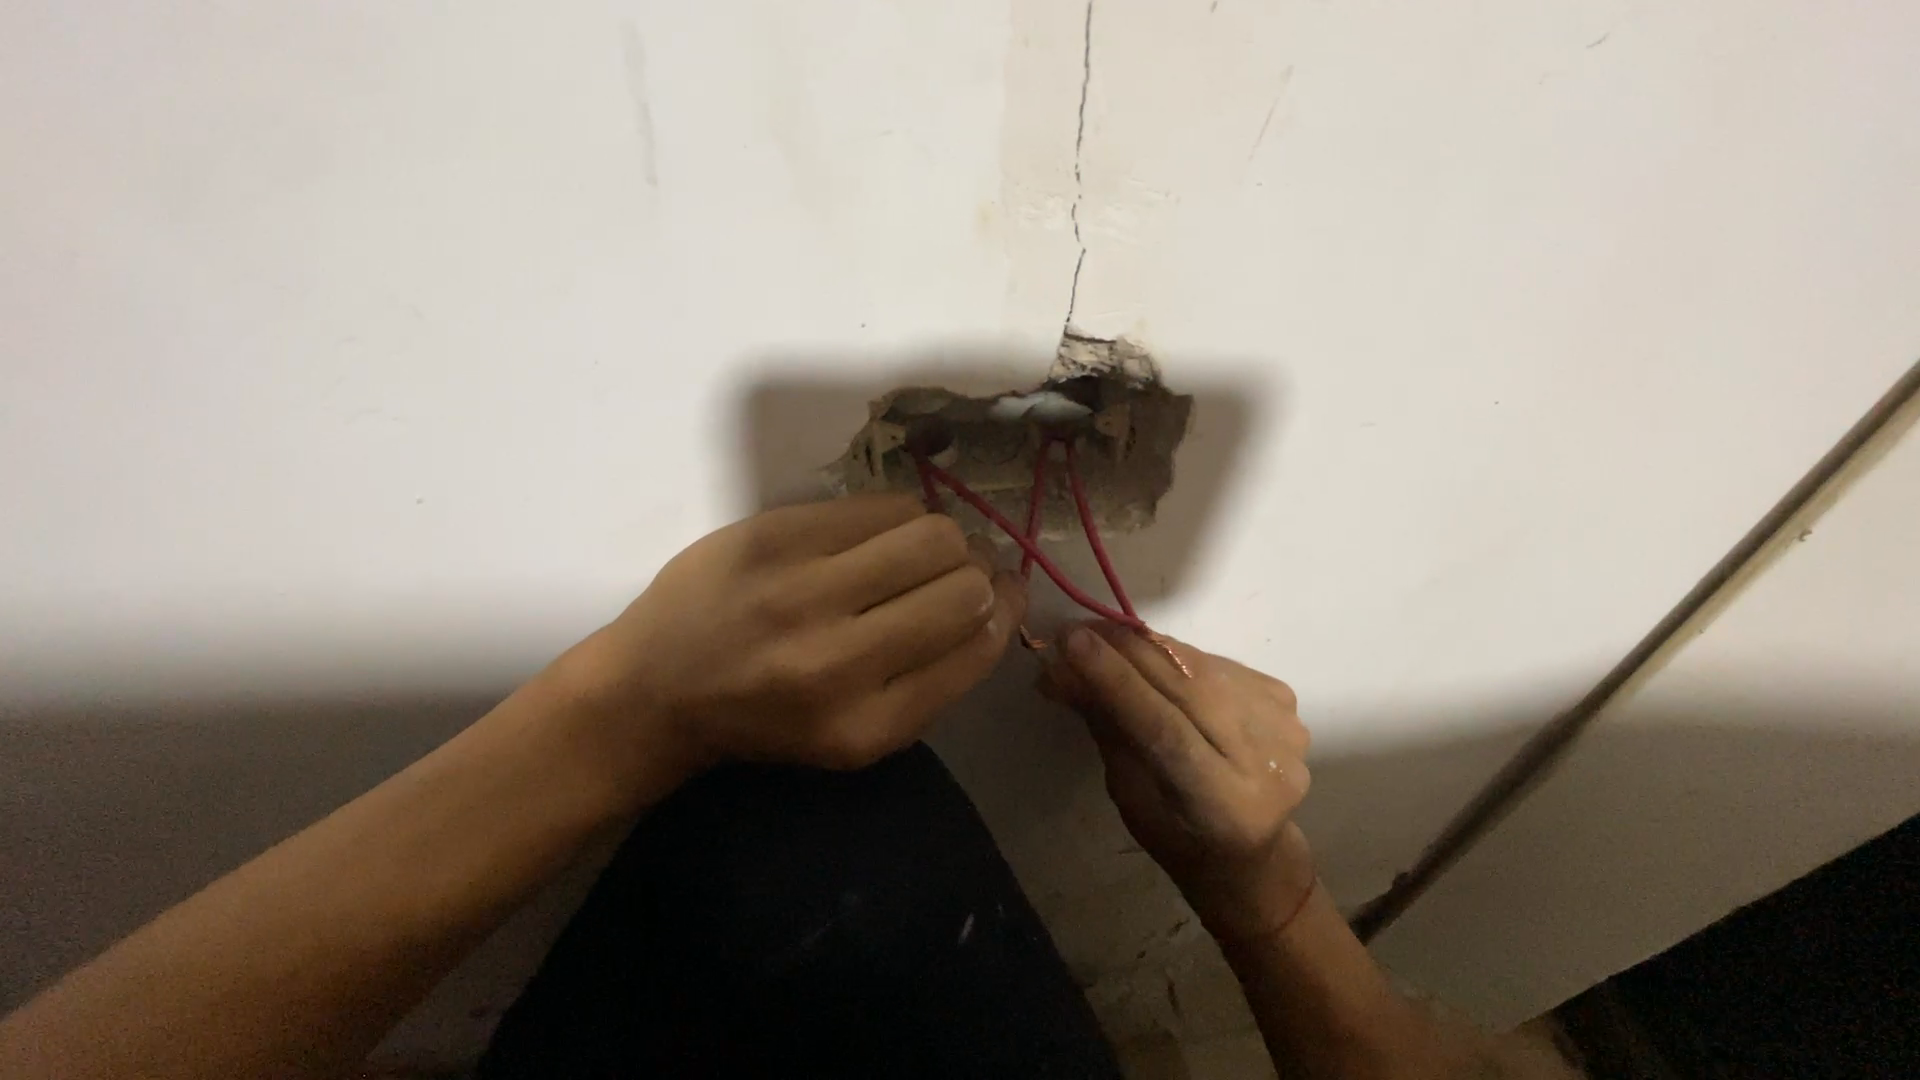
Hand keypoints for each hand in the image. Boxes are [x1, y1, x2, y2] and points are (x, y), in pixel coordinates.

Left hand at [561, 495, 1025, 788]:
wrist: (656, 687)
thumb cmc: (768, 719)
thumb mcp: (859, 735)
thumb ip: (934, 681)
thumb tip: (1000, 602)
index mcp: (866, 724)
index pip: (977, 647)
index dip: (1007, 613)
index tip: (1007, 596)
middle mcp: (837, 660)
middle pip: (965, 584)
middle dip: (983, 573)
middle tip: (968, 570)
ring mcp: (801, 589)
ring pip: (932, 533)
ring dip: (948, 539)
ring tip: (927, 550)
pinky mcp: (774, 534)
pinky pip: (881, 505)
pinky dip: (901, 516)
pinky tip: (884, 534)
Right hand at [1043, 622, 1314, 940]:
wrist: (1248, 846)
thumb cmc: (1174, 831)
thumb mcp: (1126, 789)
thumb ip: (1104, 725)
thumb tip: (1060, 668)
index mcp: (1222, 804)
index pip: (1163, 727)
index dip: (1116, 680)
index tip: (1071, 640)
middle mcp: (1265, 762)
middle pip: (1185, 686)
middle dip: (1122, 652)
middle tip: (1073, 631)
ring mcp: (1281, 726)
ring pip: (1199, 663)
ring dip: (1144, 646)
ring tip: (1102, 639)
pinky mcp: (1282, 698)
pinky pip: (1214, 661)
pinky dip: (1174, 655)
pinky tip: (1149, 660)